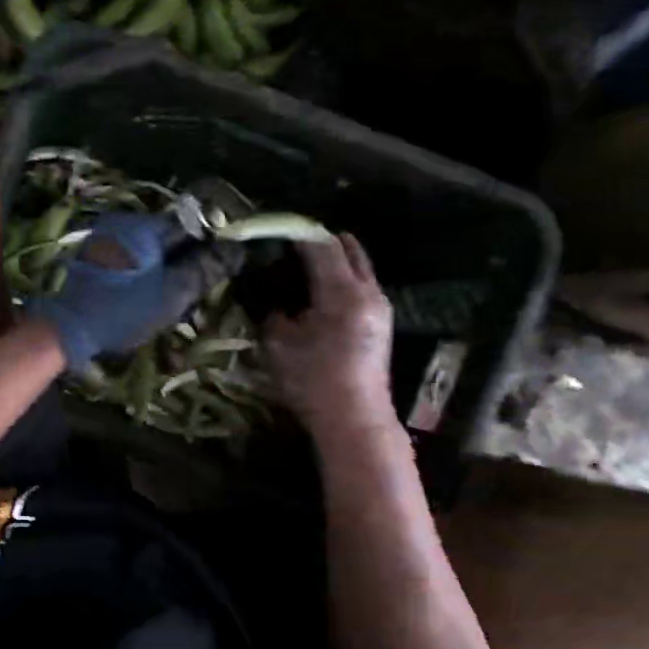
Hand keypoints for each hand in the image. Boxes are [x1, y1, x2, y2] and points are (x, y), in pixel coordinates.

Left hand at [27, 213, 242, 369]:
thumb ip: (205, 269)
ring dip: (167, 270)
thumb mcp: (171, 293)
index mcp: (144, 226)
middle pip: (171, 237)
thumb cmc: (122, 311)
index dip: (211, 246)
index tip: (219, 270)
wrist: (66, 329)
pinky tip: (150, 298)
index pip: (192, 225)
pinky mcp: (96, 258)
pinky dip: (146, 275)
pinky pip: (133, 260)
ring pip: (152, 250)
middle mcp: (123, 224)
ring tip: (174, 299)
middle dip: (187, 261)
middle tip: (196, 291)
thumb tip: (238, 249)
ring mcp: (106, 240)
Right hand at [263, 233, 393, 433]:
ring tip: (298, 261)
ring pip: (356, 263)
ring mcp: (379, 304)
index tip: (271, 229)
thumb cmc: (311, 382)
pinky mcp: (380, 318)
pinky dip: (339, 273)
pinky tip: (315, 286)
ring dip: (330, 257)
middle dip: (317, 240)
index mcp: (342, 294)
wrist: (354, 419)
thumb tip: (268, 291)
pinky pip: (359, 280)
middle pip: (346, 248)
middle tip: (286, 241)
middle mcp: (368, 292)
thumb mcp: (278, 343)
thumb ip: (273, 310)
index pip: (320, 246)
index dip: (295, 233)